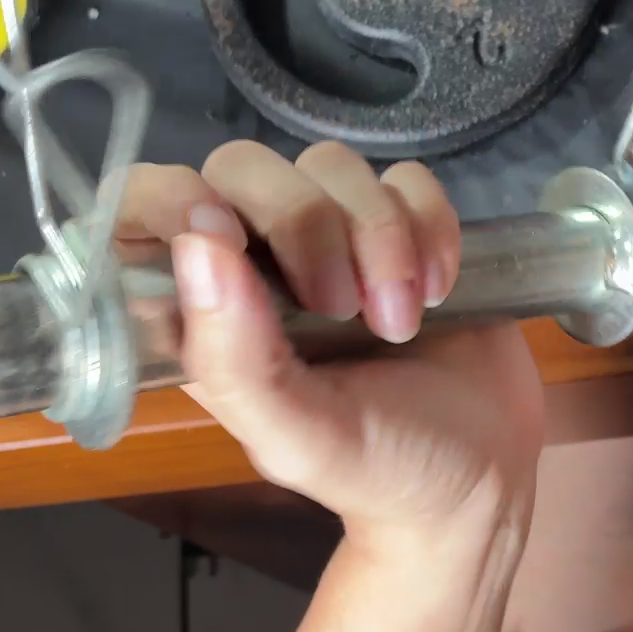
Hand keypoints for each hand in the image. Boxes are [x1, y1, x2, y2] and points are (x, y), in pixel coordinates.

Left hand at [115, 142, 543, 543]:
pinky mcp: (407, 219)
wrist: (490, 464)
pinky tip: (439, 288)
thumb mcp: (300, 438)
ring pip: (334, 165)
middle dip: (306, 226)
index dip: (167, 200)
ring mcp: (339, 231)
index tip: (221, 236)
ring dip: (381, 237)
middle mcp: (262, 257)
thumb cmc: (381, 466)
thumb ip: (237, 360)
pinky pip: (409, 179)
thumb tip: (198, 246)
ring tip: (404, 320)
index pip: (142, 209)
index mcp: (207, 311)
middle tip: (345, 308)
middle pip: (247, 165)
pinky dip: (431, 225)